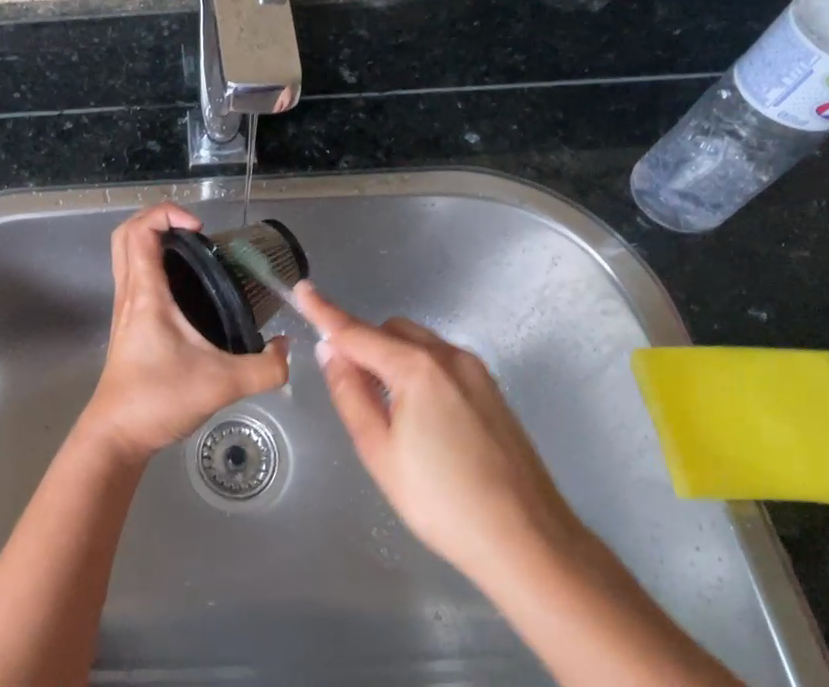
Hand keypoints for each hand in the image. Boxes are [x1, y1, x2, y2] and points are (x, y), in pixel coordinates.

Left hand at [80, 204, 289, 461]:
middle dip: (158, 220)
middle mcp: (130, 294)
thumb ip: (265, 368)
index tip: (200, 230)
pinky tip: (188, 290)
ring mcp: (125, 310)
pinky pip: (135, 277)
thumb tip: (287, 349)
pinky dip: (155, 267)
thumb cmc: (158, 400)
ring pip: (127, 255)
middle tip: (196, 235)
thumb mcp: (223, 384)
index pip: (141, 231)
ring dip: (154, 242)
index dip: (167, 214)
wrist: (117, 435)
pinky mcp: (128, 326)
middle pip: (125, 234)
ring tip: (196, 256)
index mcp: (146, 294)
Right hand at [296, 281, 581, 577]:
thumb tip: (330, 351)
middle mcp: (449, 357)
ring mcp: (477, 372)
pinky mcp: (492, 392)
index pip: (357, 331)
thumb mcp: (379, 451)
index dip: (324, 311)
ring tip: (382, 408)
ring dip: (391, 358)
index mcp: (417, 368)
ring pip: (419, 345)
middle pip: (391, 332)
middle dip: (363, 344)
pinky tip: (417, 417)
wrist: (527, 539)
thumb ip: (350, 393)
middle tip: (345, 383)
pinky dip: (418, 371)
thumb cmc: (441, 501)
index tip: (301, 289)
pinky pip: (442, 363)